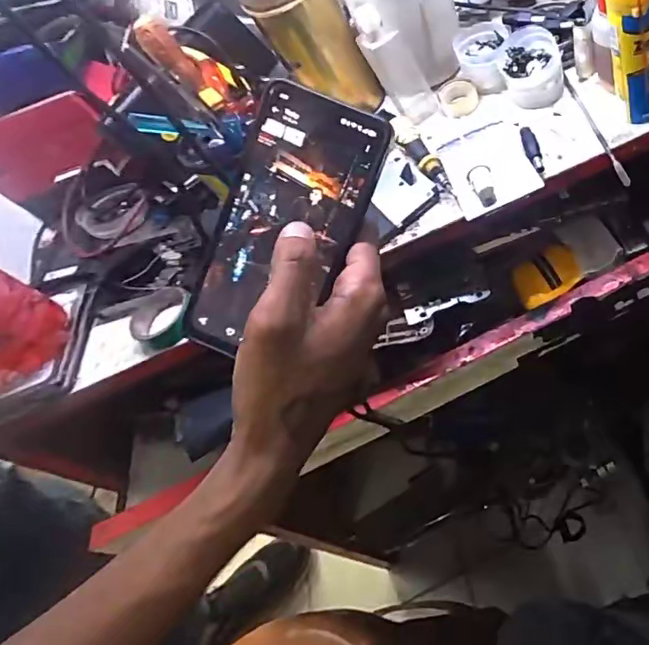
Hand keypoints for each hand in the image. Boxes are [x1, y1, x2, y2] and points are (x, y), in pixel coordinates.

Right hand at [215, 222, 386, 517]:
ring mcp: (362, 333)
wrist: (274, 444)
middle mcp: (374, 312)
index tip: (318, 204)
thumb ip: (293, 267)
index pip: (364, 243)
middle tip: (291, 229)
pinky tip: (286, 295)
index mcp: (366, 297)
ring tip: (283, 255)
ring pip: (343, 286)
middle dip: (327, 245)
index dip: (342, 223)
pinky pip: (335, 308)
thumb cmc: (277, 379)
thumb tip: (304, 226)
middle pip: (354, 263)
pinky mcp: (346, 350)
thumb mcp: (277, 316)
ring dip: (318, 272)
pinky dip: (316, 296)